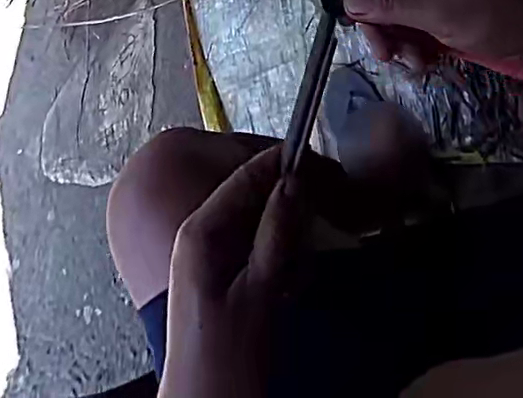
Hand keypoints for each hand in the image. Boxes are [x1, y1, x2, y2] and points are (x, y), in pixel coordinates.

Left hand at [159, 145, 308, 397]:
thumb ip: (277, 231)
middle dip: (288, 205)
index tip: (322, 164)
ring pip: (257, 220)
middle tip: (319, 222)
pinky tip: (290, 283)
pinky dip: (278, 255)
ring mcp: (207, 254)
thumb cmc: (228, 359)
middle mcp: (199, 233)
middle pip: (252, 194)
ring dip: (286, 234)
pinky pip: (254, 245)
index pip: (246, 174)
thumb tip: (295, 180)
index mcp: (201, 229)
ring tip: (301, 267)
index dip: (284, 163)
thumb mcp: (261, 291)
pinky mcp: (218, 276)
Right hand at [342, 0, 522, 78]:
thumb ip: (389, 4)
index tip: (360, 28)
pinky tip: (427, 61)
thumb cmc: (492, 14)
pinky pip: (414, 23)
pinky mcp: (443, 6)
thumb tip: (347, 0)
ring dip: (398, 40)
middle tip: (388, 56)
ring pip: (394, 12)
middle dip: (380, 25)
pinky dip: (415, 43)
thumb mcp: (436, 10)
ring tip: (416, 63)